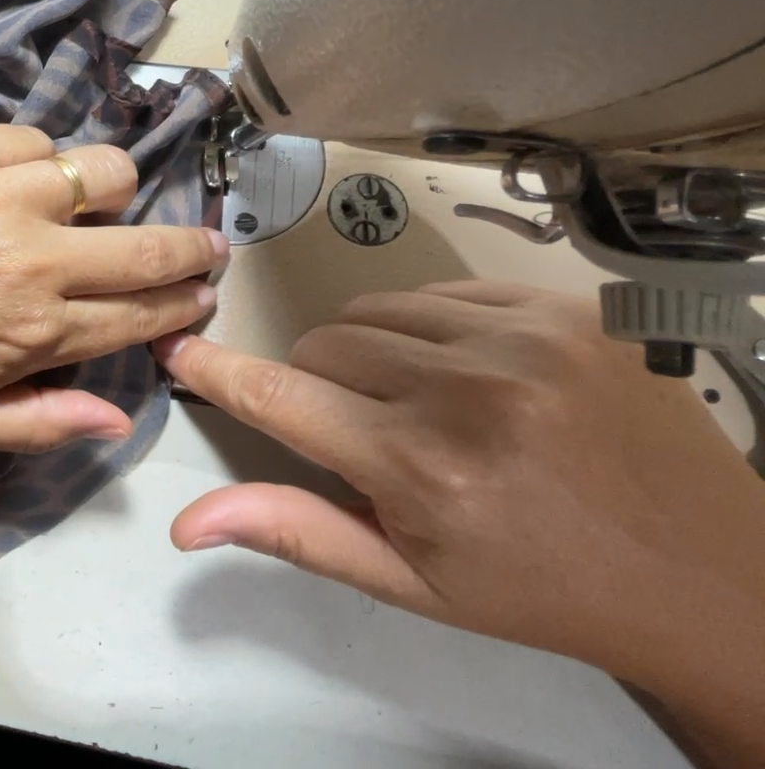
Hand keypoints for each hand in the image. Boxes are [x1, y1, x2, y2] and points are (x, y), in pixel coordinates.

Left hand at [0, 125, 224, 452]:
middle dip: (190, 249)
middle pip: (149, 246)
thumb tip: (119, 419)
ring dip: (109, 194)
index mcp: (35, 332)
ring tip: (87, 208)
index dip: (182, 303)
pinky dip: (36, 161)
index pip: (142, 313)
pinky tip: (13, 182)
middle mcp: (32, 258)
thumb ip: (40, 424)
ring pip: (104, 172)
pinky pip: (34, 140)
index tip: (201, 291)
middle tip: (201, 247)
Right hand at [157, 282, 764, 697]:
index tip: (172, 349)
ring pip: (369, 314)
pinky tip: (465, 372)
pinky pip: (432, 294)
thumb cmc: (539, 588)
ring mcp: (523, 339)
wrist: (720, 576)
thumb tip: (184, 523)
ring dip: (367, 354)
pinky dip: (423, 328)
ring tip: (415, 402)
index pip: (277, 396)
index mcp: (423, 469)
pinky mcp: (564, 310)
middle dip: (319, 387)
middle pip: (320, 346)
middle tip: (362, 432)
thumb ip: (292, 533)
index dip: (213, 370)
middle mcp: (468, 391)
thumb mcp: (408, 581)